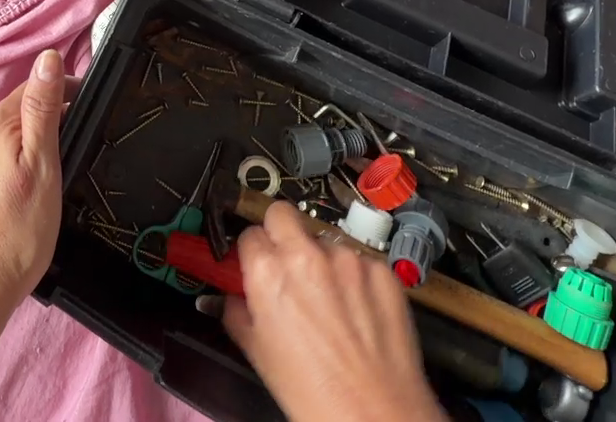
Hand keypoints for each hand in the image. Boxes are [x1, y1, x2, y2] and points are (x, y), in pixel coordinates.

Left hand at [0, 49, 67, 311]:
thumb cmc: (19, 229)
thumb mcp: (43, 163)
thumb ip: (43, 109)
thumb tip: (48, 57)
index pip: (33, 87)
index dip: (64, 91)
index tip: (88, 106)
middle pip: (18, 111)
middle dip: (47, 118)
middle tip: (77, 144)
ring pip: (5, 137)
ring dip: (29, 142)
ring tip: (55, 170)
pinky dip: (13, 163)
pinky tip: (25, 188)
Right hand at [223, 201, 446, 421]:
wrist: (377, 419)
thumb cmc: (312, 395)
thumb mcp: (257, 353)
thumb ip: (239, 311)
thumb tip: (234, 295)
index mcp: (267, 272)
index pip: (249, 234)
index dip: (254, 252)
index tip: (259, 265)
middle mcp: (306, 255)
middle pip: (282, 214)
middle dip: (281, 232)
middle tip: (288, 263)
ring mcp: (348, 259)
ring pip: (325, 240)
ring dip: (323, 260)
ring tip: (332, 304)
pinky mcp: (382, 271)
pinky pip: (361, 261)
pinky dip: (357, 279)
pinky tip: (360, 313)